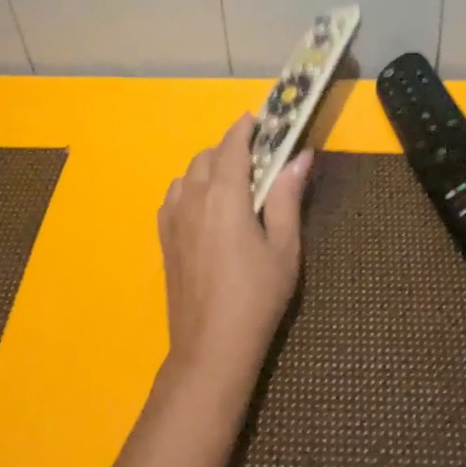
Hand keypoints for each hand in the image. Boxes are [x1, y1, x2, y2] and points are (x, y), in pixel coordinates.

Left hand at [156, 113, 310, 383]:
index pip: (232, 146)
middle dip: (230, 148)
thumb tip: (300, 156)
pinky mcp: (165, 239)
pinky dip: (191, 188)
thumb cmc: (257, 296)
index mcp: (224, 195)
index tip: (261, 119)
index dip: (246, 128)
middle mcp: (192, 199)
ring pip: (187, 175)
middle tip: (258, 160)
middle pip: (207, 156)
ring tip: (234, 184)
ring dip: (209, 168)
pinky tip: (207, 208)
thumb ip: (288, 197)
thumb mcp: (284, 247)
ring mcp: (173, 219)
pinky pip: (175, 197)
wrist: (211, 346)